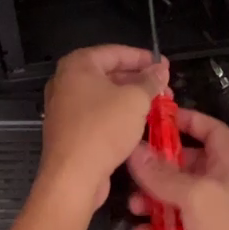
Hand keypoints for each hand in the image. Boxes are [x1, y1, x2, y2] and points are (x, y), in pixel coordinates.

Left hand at [39, 45, 168, 211]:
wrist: (72, 176)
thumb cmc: (103, 128)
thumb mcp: (135, 100)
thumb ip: (150, 81)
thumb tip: (160, 70)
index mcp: (77, 65)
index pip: (115, 52)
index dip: (142, 57)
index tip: (163, 64)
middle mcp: (66, 81)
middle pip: (109, 73)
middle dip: (139, 80)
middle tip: (164, 87)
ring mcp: (64, 106)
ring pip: (104, 95)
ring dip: (130, 99)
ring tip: (157, 105)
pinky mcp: (68, 129)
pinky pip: (97, 114)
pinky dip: (117, 114)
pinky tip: (138, 123)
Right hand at [127, 107, 228, 229]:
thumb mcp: (196, 197)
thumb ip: (163, 175)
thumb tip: (134, 150)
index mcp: (224, 170)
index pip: (212, 132)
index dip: (190, 120)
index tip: (159, 117)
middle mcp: (211, 190)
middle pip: (181, 165)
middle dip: (155, 165)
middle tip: (129, 166)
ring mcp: (200, 221)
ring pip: (167, 200)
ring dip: (147, 201)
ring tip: (132, 206)